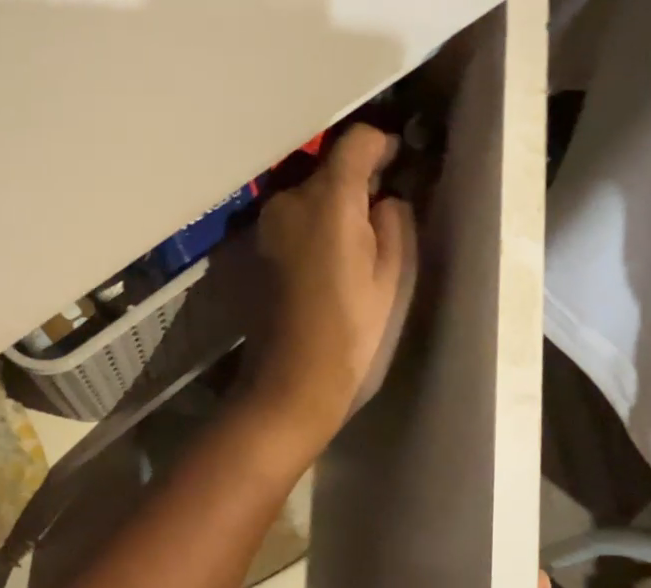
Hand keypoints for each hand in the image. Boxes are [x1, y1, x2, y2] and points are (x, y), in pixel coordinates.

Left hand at [247, 124, 417, 438]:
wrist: (289, 383)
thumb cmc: (349, 333)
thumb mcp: (392, 277)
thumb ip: (394, 222)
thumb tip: (385, 199)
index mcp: (328, 199)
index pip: (357, 140)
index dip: (382, 147)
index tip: (397, 166)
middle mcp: (288, 199)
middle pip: (326, 168)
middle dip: (353, 183)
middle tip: (376, 218)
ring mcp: (265, 225)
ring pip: (305, 195)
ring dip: (328, 207)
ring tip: (350, 246)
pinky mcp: (253, 250)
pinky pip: (289, 222)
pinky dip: (308, 228)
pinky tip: (323, 263)